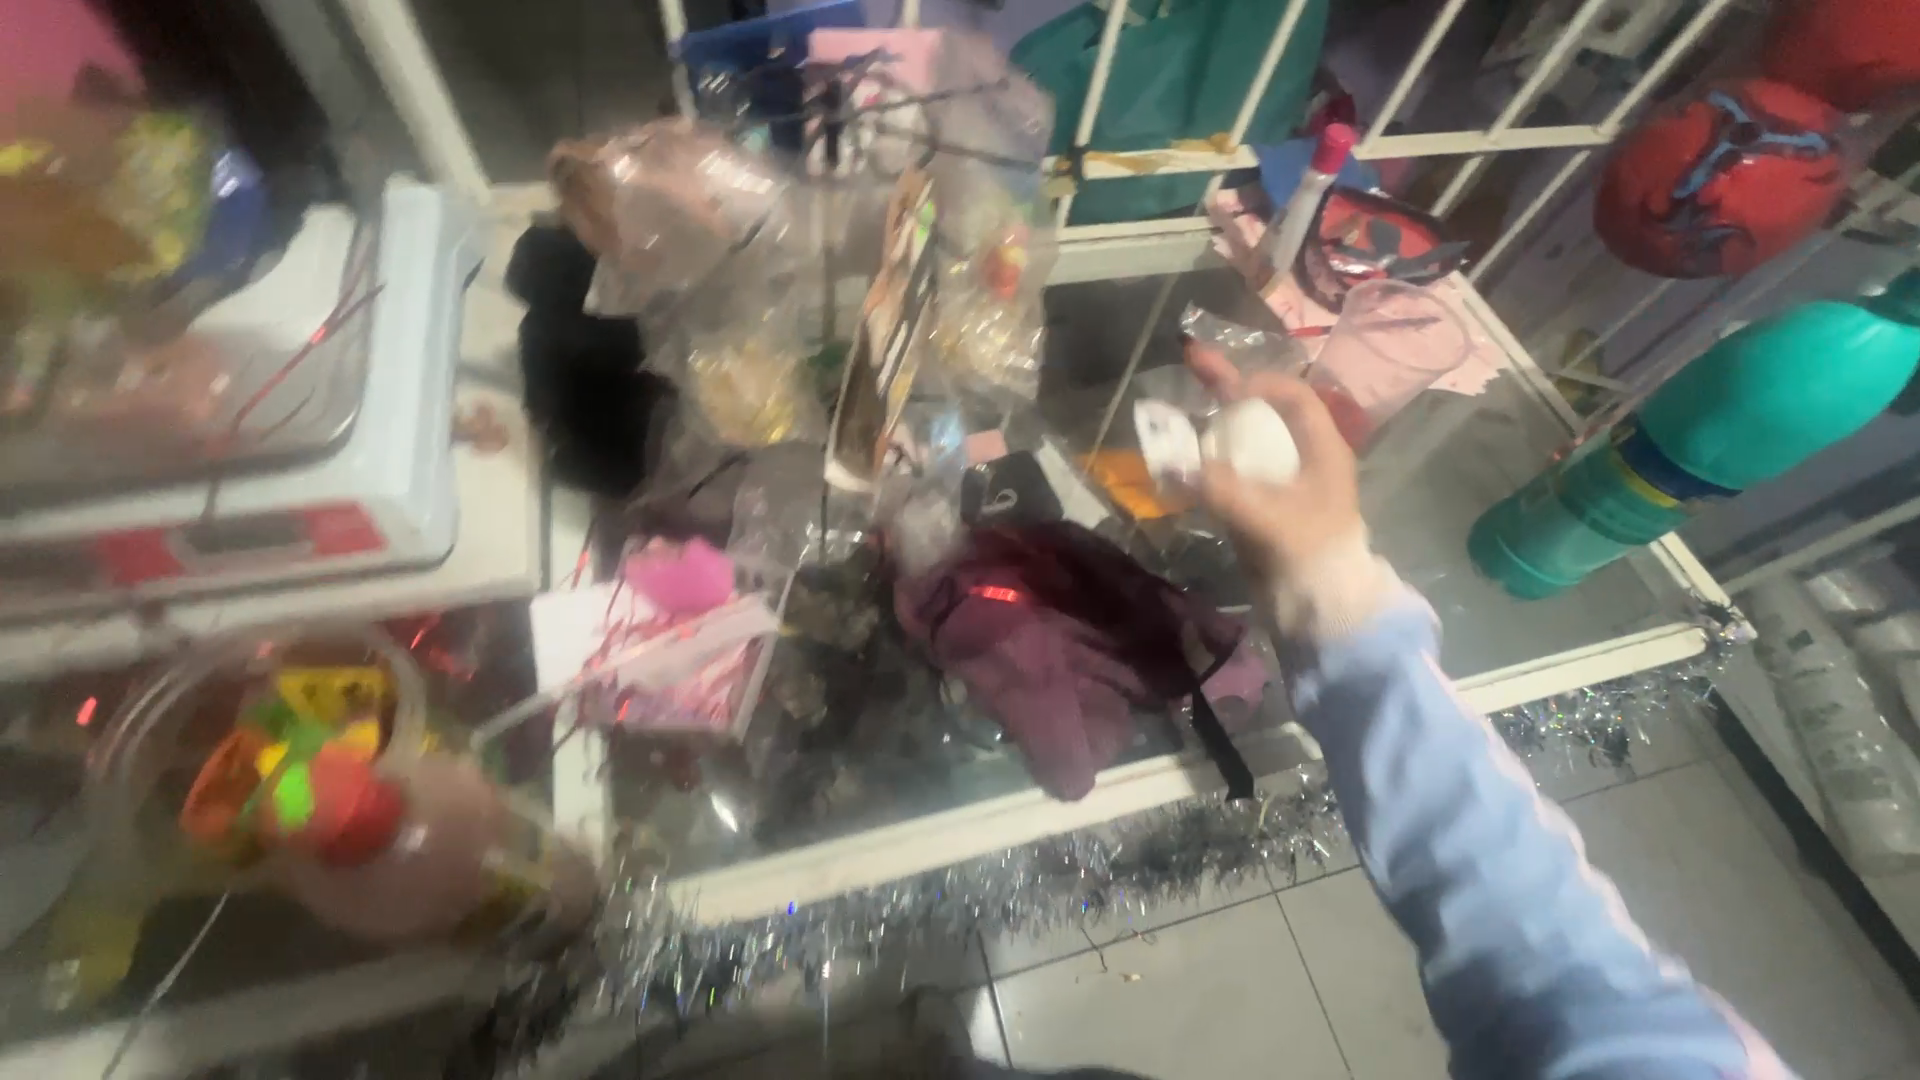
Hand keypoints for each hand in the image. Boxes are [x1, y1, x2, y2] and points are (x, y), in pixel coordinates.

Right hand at [1184, 343, 1364, 584]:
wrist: (1322, 610)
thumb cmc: (1310, 554)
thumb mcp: (1266, 518)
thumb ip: (1220, 489)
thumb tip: (1172, 465)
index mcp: (1322, 451)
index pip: (1294, 397)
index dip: (1259, 381)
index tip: (1223, 382)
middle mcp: (1303, 461)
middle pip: (1264, 414)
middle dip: (1227, 391)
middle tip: (1192, 362)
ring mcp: (1283, 486)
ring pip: (1245, 443)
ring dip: (1212, 429)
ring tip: (1176, 417)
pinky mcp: (1264, 509)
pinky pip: (1234, 474)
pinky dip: (1209, 465)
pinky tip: (1183, 465)